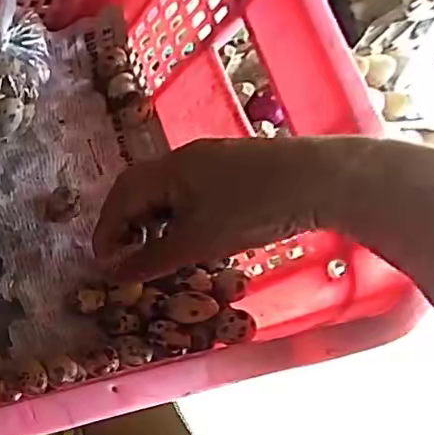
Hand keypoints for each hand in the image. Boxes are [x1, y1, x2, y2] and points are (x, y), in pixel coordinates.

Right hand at [92, 136, 392, 279]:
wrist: (328, 179)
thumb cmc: (254, 210)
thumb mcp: (196, 243)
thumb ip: (150, 261)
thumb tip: (113, 275)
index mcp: (165, 171)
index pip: (118, 201)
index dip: (105, 235)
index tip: (105, 265)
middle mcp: (181, 158)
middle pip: (134, 192)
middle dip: (123, 227)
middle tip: (124, 257)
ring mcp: (207, 159)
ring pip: (160, 192)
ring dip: (148, 222)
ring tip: (154, 250)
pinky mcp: (230, 166)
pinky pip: (184, 190)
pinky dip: (172, 215)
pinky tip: (187, 234)